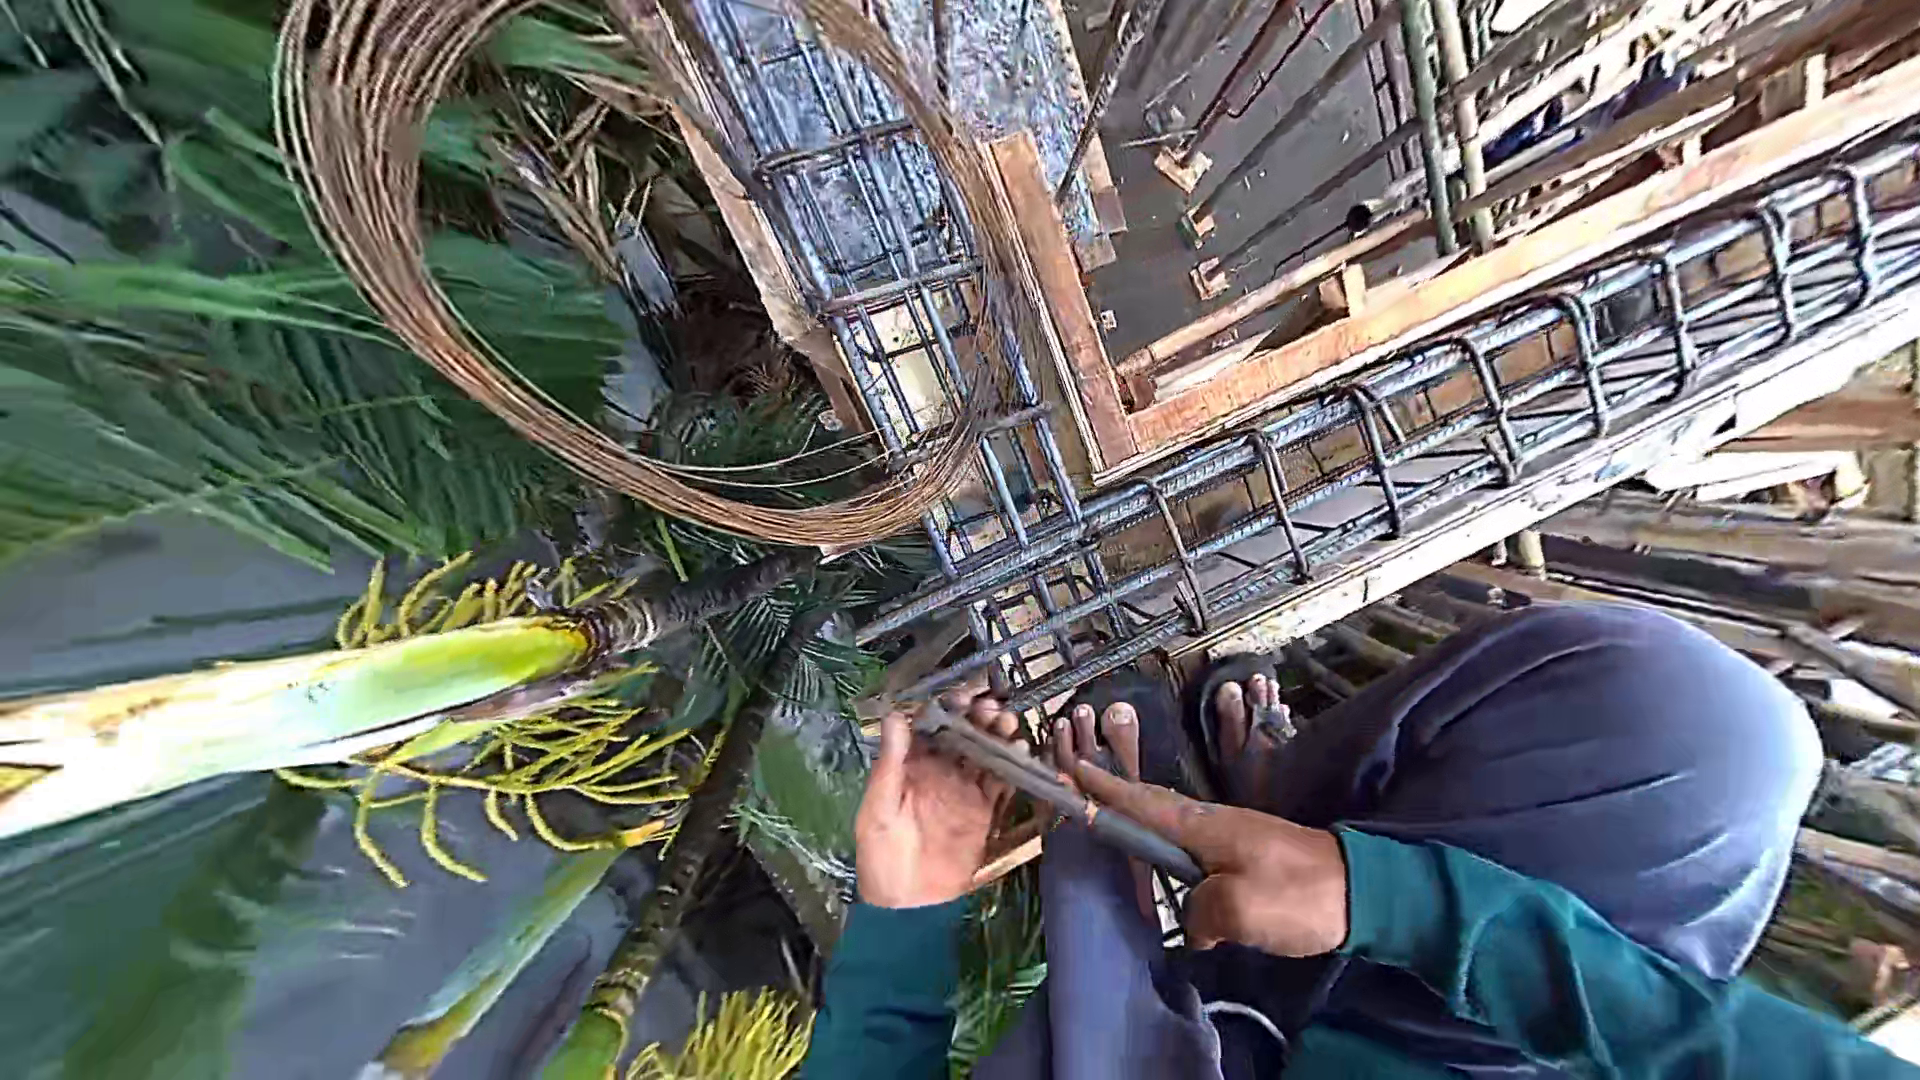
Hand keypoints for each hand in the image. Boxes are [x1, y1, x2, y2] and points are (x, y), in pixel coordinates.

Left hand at [855, 693, 1017, 908]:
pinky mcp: (982, 810)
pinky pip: (998, 782)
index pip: (931, 726)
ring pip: (983, 752)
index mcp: (910, 765)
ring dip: (996, 734)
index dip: (947, 708)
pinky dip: (1011, 765)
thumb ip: (891, 762)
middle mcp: (939, 770)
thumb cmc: (883, 856)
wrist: (909, 908)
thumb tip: (895, 715)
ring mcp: (962, 789)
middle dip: (977, 716)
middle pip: (962, 734)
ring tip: (1007, 722)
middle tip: (991, 706)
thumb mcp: (878, 807)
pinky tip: (1020, 750)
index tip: (962, 695)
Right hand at [1071, 761, 1347, 956]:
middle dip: (1112, 794)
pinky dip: (1164, 842)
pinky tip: (1164, 863)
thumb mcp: (1243, 910)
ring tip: (1111, 826)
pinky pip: (1188, 843)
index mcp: (1201, 825)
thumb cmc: (1298, 893)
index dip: (1105, 788)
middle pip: (1148, 802)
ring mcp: (1226, 833)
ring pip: (1167, 822)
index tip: (1073, 769)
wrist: (1362, 890)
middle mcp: (1207, 821)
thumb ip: (1202, 912)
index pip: (1141, 801)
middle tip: (1079, 792)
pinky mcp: (1242, 851)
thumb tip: (1193, 921)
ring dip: (1137, 817)